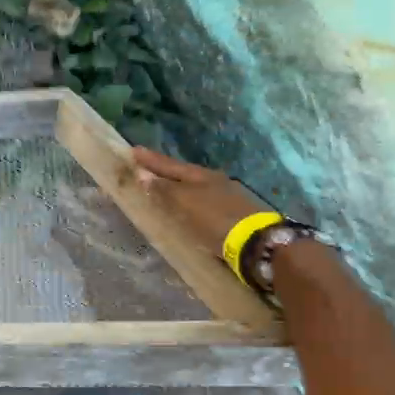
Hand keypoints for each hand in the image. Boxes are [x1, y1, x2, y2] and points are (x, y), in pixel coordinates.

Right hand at [133, 146, 273, 254]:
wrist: (261, 244)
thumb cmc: (215, 217)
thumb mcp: (183, 201)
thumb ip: (162, 188)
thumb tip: (142, 174)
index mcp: (200, 175)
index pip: (168, 164)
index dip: (151, 159)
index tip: (133, 150)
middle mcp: (214, 182)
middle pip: (183, 174)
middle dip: (165, 171)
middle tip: (146, 167)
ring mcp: (228, 198)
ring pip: (194, 188)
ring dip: (177, 187)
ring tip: (162, 188)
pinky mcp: (235, 216)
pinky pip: (203, 202)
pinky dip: (190, 201)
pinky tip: (186, 207)